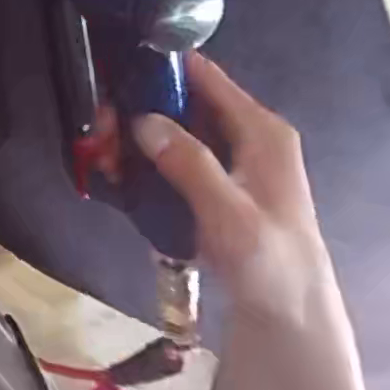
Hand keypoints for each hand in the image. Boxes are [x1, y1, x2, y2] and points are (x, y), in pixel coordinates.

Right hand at [128, 54, 339, 329]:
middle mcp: (242, 132)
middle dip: (135, 107)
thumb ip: (190, 163)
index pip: (201, 73)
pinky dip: (140, 157)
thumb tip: (142, 120)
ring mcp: (225, 157)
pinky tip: (116, 171)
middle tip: (99, 126)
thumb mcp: (231, 215)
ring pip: (167, 125)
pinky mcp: (208, 179)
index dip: (157, 65)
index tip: (112, 72)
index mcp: (259, 129)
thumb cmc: (270, 266)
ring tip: (101, 153)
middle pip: (177, 98)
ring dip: (132, 135)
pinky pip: (166, 152)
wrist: (290, 324)